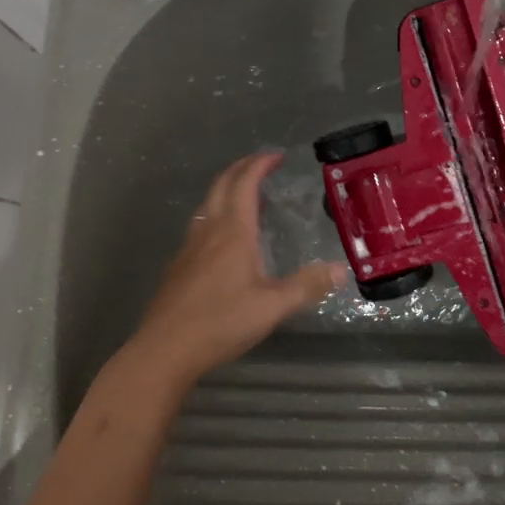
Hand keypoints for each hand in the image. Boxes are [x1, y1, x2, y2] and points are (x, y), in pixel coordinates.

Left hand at [129, 151, 341, 383]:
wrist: (165, 349)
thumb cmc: (220, 322)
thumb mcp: (272, 307)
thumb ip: (307, 286)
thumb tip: (340, 269)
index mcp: (233, 232)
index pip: (245, 184)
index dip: (260, 165)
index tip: (277, 156)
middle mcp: (208, 231)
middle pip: (221, 186)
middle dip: (241, 169)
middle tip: (262, 165)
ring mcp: (189, 248)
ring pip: (207, 205)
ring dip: (226, 190)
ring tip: (246, 197)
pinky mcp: (179, 266)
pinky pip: (199, 226)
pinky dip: (216, 215)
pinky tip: (223, 239)